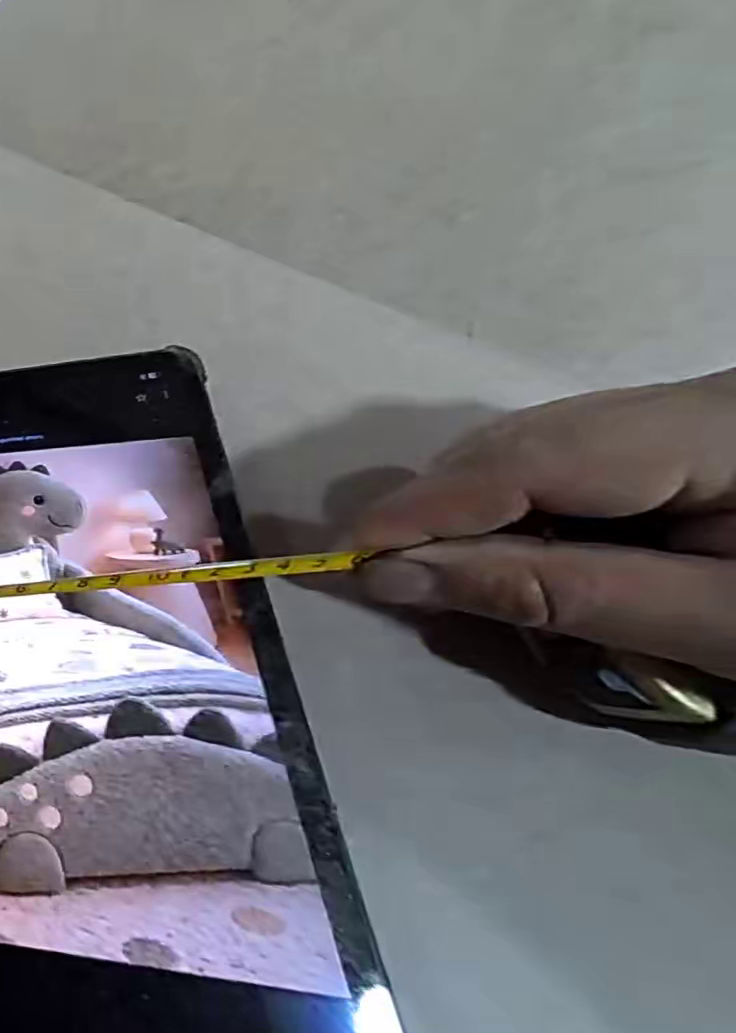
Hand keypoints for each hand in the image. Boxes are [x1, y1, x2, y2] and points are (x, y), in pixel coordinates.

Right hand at [350, 369, 735, 678]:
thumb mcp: (721, 626)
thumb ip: (550, 592)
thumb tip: (391, 576)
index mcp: (727, 430)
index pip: (525, 460)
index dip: (419, 510)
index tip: (344, 561)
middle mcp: (694, 399)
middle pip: (510, 444)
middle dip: (436, 513)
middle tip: (397, 578)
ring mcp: (686, 409)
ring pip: (520, 447)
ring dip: (468, 513)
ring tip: (460, 571)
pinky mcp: (679, 432)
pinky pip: (553, 456)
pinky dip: (511, 507)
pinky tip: (523, 547)